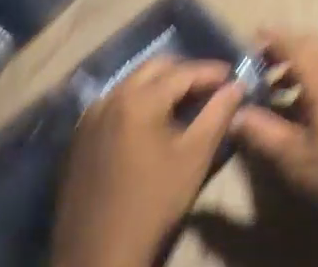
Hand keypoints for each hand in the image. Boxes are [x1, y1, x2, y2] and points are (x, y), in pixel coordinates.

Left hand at [53, 58, 243, 266]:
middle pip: (155, 68)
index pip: (184, 71)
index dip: (213, 72)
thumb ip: (219, 113)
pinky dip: (138, 102)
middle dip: (186, 72)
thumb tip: (237, 85)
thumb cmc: (154, 202)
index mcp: (138, 100)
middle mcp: (110, 98)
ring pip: (132, 83)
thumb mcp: (195, 156)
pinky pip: (115, 103)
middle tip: (211, 88)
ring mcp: (90, 118)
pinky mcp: (80, 138)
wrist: (98, 255)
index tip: (235, 77)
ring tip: (185, 104)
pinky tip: (153, 123)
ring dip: (161, 85)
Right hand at [231, 33, 317, 213]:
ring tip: (270, 93)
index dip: (269, 40)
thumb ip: (263, 132)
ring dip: (295, 71)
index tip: (246, 44)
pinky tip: (299, 111)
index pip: (293, 44)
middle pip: (308, 49)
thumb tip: (235, 114)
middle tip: (254, 70)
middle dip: (280, 54)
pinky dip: (311, 83)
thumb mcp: (294, 155)